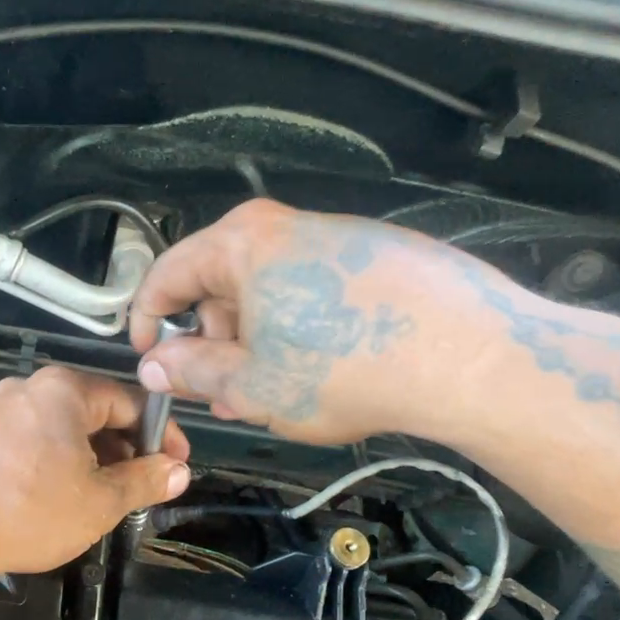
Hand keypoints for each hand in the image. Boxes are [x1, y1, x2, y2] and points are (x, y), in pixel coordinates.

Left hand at [0, 368, 191, 575]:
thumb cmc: (30, 510)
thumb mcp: (100, 501)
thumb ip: (144, 481)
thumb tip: (179, 472)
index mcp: (64, 390)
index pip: (130, 401)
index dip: (161, 434)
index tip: (176, 465)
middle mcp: (27, 387)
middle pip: (93, 412)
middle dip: (123, 449)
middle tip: (141, 487)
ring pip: (60, 428)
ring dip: (90, 458)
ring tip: (101, 498)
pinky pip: (29, 440)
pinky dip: (54, 462)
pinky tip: (56, 497)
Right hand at [130, 199, 528, 445]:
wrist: (472, 358)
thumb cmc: (346, 370)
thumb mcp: (250, 385)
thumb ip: (191, 371)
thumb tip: (154, 365)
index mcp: (244, 243)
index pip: (167, 273)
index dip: (147, 321)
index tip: (148, 358)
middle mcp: (288, 226)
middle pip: (220, 281)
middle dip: (211, 340)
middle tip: (218, 392)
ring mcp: (339, 238)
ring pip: (269, 291)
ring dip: (255, 342)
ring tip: (269, 393)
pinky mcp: (379, 257)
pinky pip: (313, 291)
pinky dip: (299, 329)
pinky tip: (318, 371)